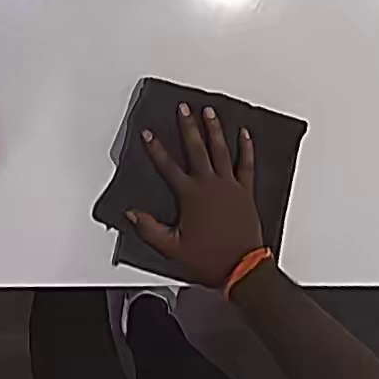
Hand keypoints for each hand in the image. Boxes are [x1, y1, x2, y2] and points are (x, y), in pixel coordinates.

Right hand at [127, 103, 264, 288]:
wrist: (244, 270)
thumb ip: (150, 229)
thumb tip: (132, 215)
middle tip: (184, 108)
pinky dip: (246, 148)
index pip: (168, 166)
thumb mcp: (172, 248)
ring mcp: (229, 185)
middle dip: (188, 126)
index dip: (156, 148)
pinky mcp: (245, 191)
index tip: (149, 133)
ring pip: (220, 150)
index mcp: (191, 195)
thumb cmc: (210, 259)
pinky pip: (246, 164)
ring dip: (214, 129)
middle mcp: (209, 184)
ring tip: (209, 112)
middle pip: (196, 148)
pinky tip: (244, 134)